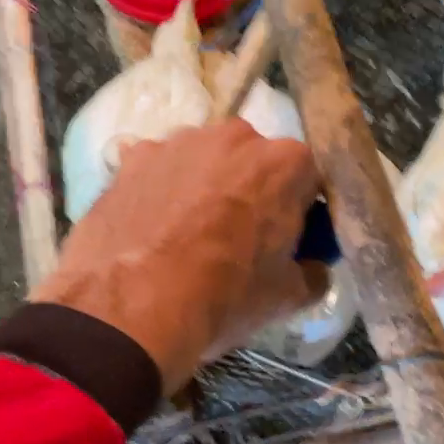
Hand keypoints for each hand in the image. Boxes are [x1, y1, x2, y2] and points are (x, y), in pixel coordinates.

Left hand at [33, 120, 328, 394]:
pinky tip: (150, 227)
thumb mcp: (286, 297)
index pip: (309, 178)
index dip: (302, 210)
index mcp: (285, 162)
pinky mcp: (132, 158)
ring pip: (203, 161)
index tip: (291, 239)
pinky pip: (157, 170)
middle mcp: (234, 136)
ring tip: (186, 235)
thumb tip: (312, 267)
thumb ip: (312, 273)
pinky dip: (158, 190)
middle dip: (252, 190)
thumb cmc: (223, 296)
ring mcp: (177, 142)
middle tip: (238, 238)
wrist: (132, 307)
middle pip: (254, 161)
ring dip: (203, 186)